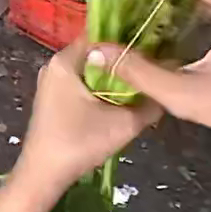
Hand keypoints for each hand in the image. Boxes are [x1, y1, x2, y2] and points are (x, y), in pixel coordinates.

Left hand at [13, 42, 160, 189]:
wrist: (43, 175)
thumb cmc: (79, 143)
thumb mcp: (124, 124)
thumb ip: (150, 104)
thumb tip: (166, 91)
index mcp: (65, 61)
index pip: (102, 36)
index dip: (130, 42)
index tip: (154, 52)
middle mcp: (55, 65)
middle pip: (97, 54)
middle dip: (123, 62)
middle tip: (152, 71)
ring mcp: (51, 83)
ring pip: (90, 71)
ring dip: (113, 78)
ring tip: (141, 87)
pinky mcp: (53, 99)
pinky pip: (82, 84)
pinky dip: (100, 89)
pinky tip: (120, 103)